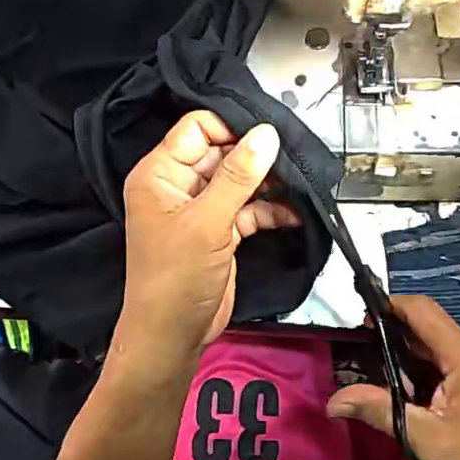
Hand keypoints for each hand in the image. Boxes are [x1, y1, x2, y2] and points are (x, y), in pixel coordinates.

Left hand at [116, 111, 297, 361]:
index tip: (268, 131)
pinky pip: (247, 208)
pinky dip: (269, 210)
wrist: (173, 333)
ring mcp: (198, 208)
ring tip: (301, 183)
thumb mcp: (207, 222)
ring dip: (268, 182)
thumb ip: (238, 176)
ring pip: (238, 180)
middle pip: (221, 152)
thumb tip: (265, 134)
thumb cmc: (174, 279)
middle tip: (294, 155)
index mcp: (159, 174)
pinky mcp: (217, 230)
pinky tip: (295, 213)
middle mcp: (177, 186)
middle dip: (256, 155)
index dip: (230, 127)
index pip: (195, 129)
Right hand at [326, 295, 459, 459]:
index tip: (361, 321)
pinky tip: (421, 390)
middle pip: (430, 325)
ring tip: (393, 381)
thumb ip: (376, 409)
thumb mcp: (424, 439)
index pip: (422, 309)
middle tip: (369, 361)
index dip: (388, 306)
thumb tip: (332, 401)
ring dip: (414, 354)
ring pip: (441, 339)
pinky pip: (455, 353)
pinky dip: (432, 364)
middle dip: (397, 338)